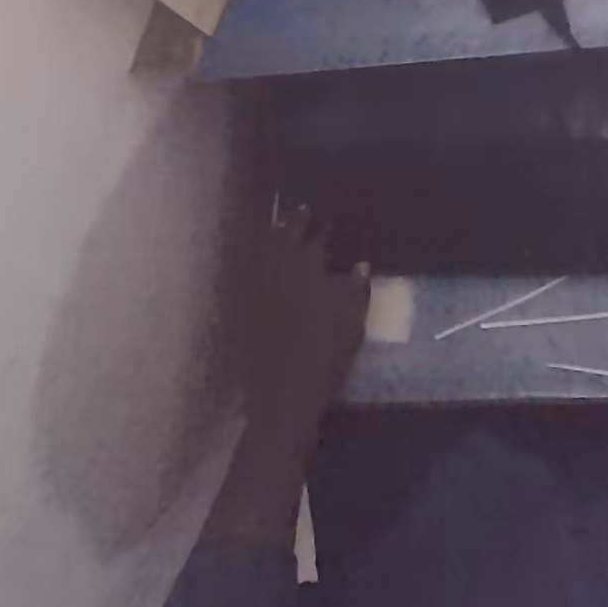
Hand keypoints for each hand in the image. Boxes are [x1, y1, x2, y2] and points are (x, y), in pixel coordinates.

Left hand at [242, 206, 370, 443]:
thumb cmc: (324, 364)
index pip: (316, 245)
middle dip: (295, 223)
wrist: (283, 396)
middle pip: (286, 241)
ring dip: (275, 236)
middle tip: (302, 209)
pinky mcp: (246, 309)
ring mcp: (260, 292)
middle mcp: (282, 279)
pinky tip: (262, 258)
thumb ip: (355, 293)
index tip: (328, 222)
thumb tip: (361, 265)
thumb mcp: (350, 329)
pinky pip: (251, 274)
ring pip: (266, 254)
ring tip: (282, 225)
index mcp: (310, 281)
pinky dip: (259, 260)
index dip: (322, 232)